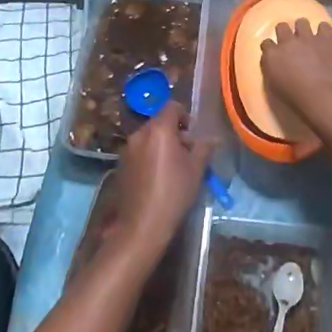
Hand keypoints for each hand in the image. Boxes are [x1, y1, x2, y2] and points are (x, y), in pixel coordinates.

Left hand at [112, 102, 210, 257]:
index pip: (172, 106)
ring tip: (174, 167)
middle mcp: (139, 135)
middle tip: (188, 153)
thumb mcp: (197, 168)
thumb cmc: (174, 192)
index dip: (185, 115)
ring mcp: (126, 151)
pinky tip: (158, 177)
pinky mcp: (120, 166)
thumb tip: (211, 138)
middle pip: (159, 123)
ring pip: (149, 138)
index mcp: (159, 131)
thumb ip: (204, 147)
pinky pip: (140, 152)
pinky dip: (150, 156)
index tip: (194, 134)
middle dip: (175, 133)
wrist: (142, 225)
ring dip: (162, 145)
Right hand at [259, 19, 331, 121]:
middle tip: (291, 40)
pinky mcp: (325, 39)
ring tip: (309, 37)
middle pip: (282, 26)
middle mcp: (287, 42)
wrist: (321, 95)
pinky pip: (324, 26)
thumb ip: (272, 70)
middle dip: (285, 32)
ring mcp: (307, 38)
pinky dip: (324, 31)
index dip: (271, 47)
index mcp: (272, 55)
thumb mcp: (274, 86)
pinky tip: (325, 37)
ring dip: (304, 29)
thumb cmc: (295, 97)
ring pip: (302, 22)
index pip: (266, 43)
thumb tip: (274, 65)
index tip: (274, 52)